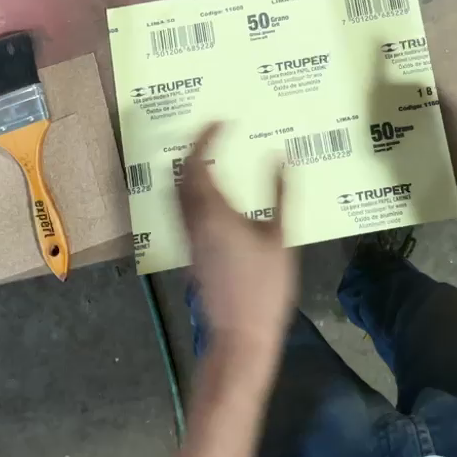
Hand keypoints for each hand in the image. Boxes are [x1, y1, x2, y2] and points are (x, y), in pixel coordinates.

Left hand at [178, 123, 297, 359]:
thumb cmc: (264, 287)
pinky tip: (209, 191)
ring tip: (209, 154)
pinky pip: (180, 207)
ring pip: (175, 191)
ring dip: (187, 167)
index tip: (223, 121)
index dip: (206, 136)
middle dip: (192, 147)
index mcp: (214, 212)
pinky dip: (188, 188)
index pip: (198, 161)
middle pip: (179, 173)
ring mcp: (187, 237)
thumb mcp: (280, 238)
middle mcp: (193, 220)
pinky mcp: (189, 250)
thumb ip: (280, 193)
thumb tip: (281, 156)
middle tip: (213, 132)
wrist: (239, 335)